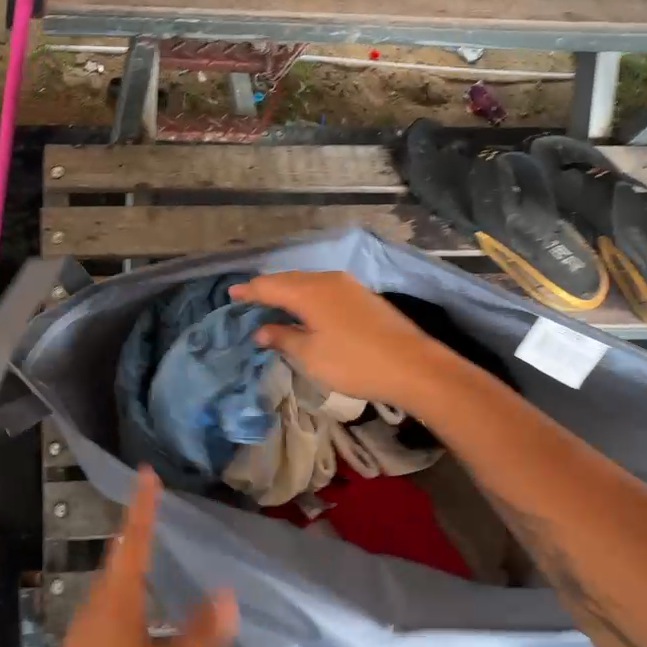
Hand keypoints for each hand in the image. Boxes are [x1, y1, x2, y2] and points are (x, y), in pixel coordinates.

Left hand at [54, 469, 236, 646]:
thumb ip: (200, 633)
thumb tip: (228, 593)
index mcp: (118, 597)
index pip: (135, 539)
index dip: (143, 505)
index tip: (146, 473)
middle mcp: (96, 602)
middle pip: (119, 559)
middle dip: (136, 535)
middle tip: (152, 509)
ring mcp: (84, 625)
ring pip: (112, 586)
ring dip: (131, 568)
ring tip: (148, 554)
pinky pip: (107, 608)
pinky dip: (125, 598)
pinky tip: (136, 615)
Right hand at [232, 271, 437, 404]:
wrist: (414, 366)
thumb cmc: (355, 362)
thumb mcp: (312, 356)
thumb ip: (283, 338)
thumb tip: (261, 330)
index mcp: (308, 291)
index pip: (269, 285)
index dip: (248, 291)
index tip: (231, 295)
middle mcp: (326, 280)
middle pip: (288, 280)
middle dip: (267, 288)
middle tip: (249, 299)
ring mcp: (348, 285)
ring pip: (308, 282)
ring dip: (289, 292)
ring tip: (274, 304)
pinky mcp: (363, 296)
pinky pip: (324, 288)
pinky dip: (308, 296)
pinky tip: (306, 310)